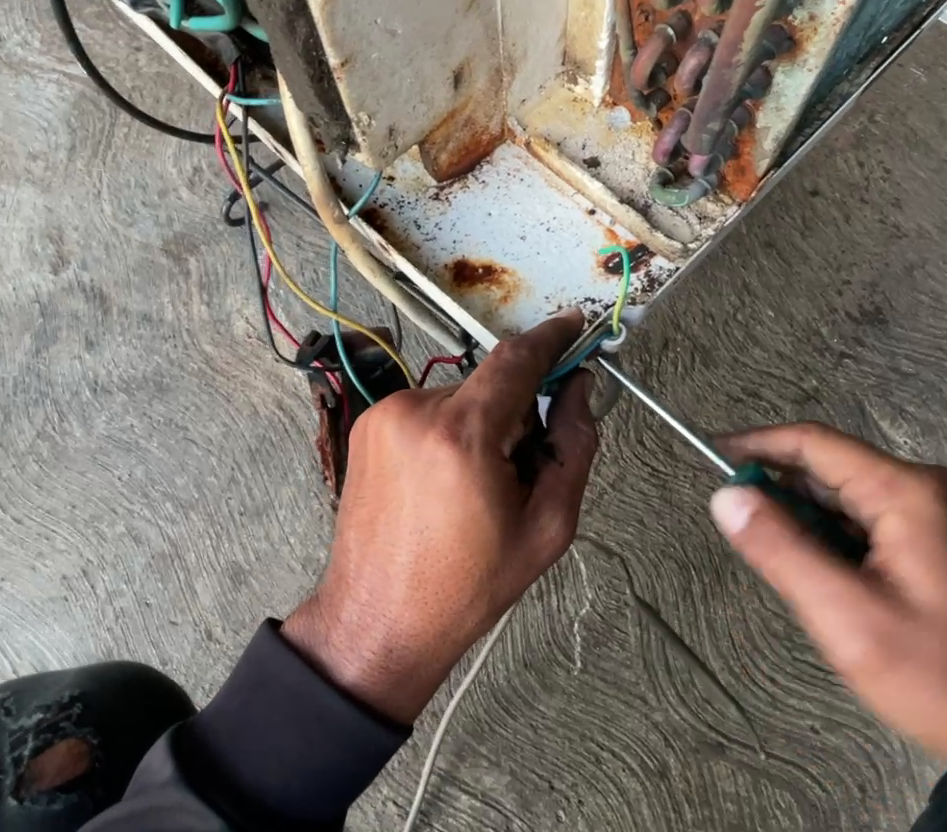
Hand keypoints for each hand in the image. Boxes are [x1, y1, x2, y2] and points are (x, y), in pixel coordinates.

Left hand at [282, 311, 597, 723]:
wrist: (378, 622)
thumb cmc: (467, 585)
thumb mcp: (547, 526)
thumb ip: (574, 446)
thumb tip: (579, 388)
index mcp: (461, 435)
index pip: (517, 359)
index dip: (552, 337)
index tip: (575, 325)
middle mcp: (415, 411)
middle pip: (493, 384)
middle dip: (519, 412)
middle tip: (521, 470)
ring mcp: (384, 416)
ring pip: (463, 397)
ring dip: (484, 424)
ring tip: (474, 487)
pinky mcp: (368, 426)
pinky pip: (431, 410)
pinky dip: (452, 431)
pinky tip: (446, 483)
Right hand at [711, 425, 946, 831]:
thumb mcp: (847, 618)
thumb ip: (780, 550)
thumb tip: (727, 498)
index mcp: (907, 493)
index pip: (813, 443)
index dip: (756, 445)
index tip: (711, 454)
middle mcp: (928, 490)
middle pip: (832, 470)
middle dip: (783, 496)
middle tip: (747, 539)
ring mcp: (943, 517)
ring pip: (851, 501)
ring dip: (812, 527)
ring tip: (798, 580)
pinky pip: (875, 525)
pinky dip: (840, 544)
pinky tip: (836, 590)